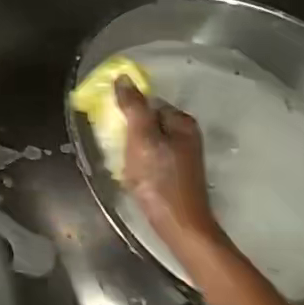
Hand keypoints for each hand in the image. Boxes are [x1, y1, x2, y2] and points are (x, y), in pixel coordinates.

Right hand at [115, 77, 220, 248]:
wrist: (181, 227)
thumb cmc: (160, 181)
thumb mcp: (141, 139)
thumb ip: (133, 107)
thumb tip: (123, 77)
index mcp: (182, 122)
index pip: (148, 103)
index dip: (129, 114)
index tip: (116, 130)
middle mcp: (187, 135)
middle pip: (148, 123)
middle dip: (130, 135)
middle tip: (121, 152)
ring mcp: (183, 156)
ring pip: (148, 143)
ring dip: (133, 153)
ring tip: (127, 168)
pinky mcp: (178, 175)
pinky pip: (152, 160)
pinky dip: (141, 167)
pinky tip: (136, 180)